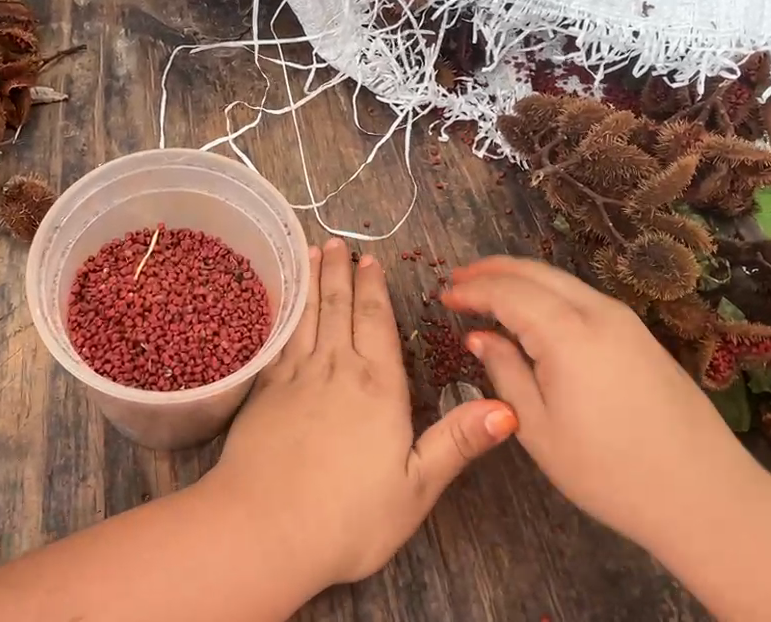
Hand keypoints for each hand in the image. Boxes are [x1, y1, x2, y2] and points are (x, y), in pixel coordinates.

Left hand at [206, 238, 518, 587]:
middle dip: (340, 272)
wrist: (266, 528)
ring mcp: (294, 377)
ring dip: (311, 281)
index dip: (374, 288)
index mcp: (377, 387)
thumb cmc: (349, 517)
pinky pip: (278, 337)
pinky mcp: (262, 391)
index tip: (370, 259)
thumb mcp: (417, 486)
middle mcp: (335, 369)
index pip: (376, 322)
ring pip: (307, 315)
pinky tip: (281, 303)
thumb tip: (508, 408)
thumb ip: (458, 442)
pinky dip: (283, 311)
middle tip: (336, 242)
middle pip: (339, 308)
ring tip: (310, 252)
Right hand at [440, 256, 764, 548]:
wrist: (706, 497)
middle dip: (492, 270)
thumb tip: (480, 337)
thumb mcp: (539, 429)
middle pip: (535, 272)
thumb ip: (505, 373)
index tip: (443, 296)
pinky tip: (533, 313)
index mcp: (568, 332)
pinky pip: (581, 297)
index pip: (507, 292)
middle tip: (458, 280)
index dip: (472, 290)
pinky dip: (547, 293)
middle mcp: (598, 312)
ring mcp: (624, 321)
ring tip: (488, 290)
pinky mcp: (640, 336)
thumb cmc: (610, 471)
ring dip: (520, 278)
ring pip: (561, 280)